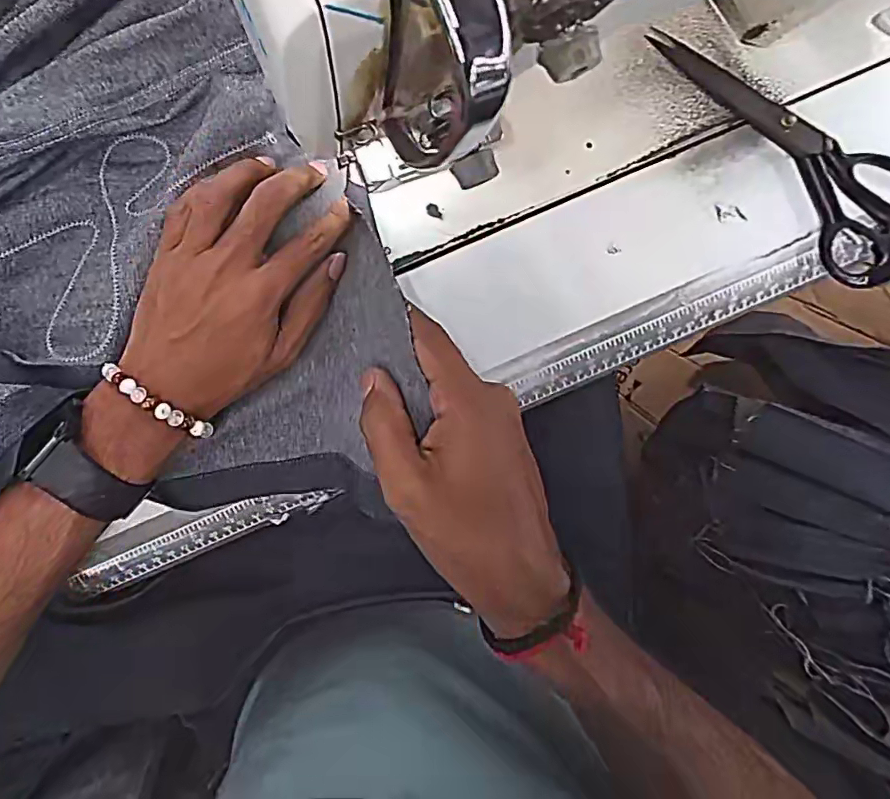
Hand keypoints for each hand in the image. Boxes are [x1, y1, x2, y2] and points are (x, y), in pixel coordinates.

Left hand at [84, 156, 352, 481]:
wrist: (161, 386)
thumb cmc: (219, 374)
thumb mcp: (280, 353)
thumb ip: (311, 305)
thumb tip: (334, 265)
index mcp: (258, 294)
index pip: (306, 243)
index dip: (331, 220)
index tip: (341, 208)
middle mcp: (225, 267)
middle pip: (267, 204)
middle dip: (297, 180)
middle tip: (313, 173)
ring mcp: (191, 256)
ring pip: (220, 194)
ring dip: (247, 171)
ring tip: (267, 164)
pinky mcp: (166, 254)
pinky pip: (183, 208)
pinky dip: (203, 187)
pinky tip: (220, 182)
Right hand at [360, 309, 570, 638]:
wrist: (523, 580)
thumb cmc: (470, 538)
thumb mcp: (405, 483)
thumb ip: (383, 422)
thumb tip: (373, 380)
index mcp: (468, 401)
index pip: (429, 337)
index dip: (398, 319)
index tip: (370, 309)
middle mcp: (492, 399)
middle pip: (436, 360)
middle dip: (400, 368)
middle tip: (366, 390)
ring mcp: (502, 416)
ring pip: (447, 385)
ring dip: (417, 396)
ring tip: (391, 428)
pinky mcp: (503, 433)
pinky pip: (461, 405)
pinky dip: (435, 413)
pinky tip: (419, 445)